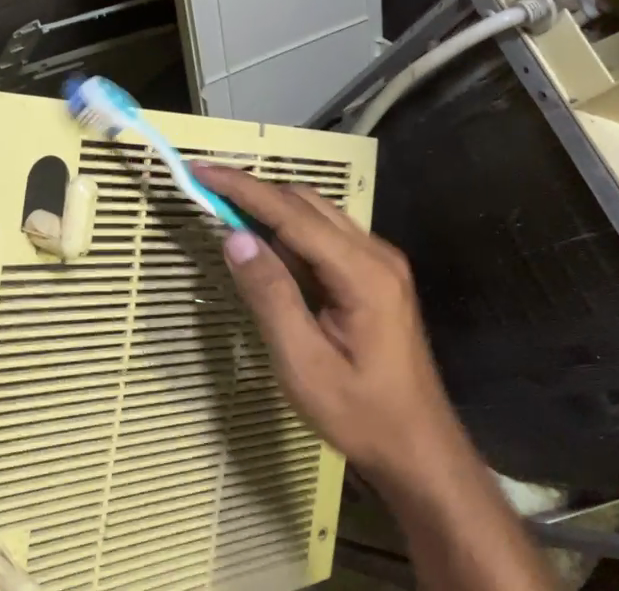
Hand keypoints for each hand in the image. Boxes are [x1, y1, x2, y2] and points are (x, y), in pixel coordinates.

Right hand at [193, 164, 469, 488]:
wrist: (419, 450)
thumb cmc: (360, 413)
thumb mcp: (303, 362)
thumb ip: (270, 295)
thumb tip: (234, 237)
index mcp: (363, 274)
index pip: (291, 214)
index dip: (242, 188)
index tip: (199, 169)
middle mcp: (376, 255)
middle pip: (305, 203)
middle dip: (251, 190)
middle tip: (202, 189)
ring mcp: (378, 264)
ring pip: (314, 214)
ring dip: (267, 207)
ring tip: (221, 209)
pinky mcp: (373, 277)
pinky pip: (322, 235)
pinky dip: (284, 229)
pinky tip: (260, 243)